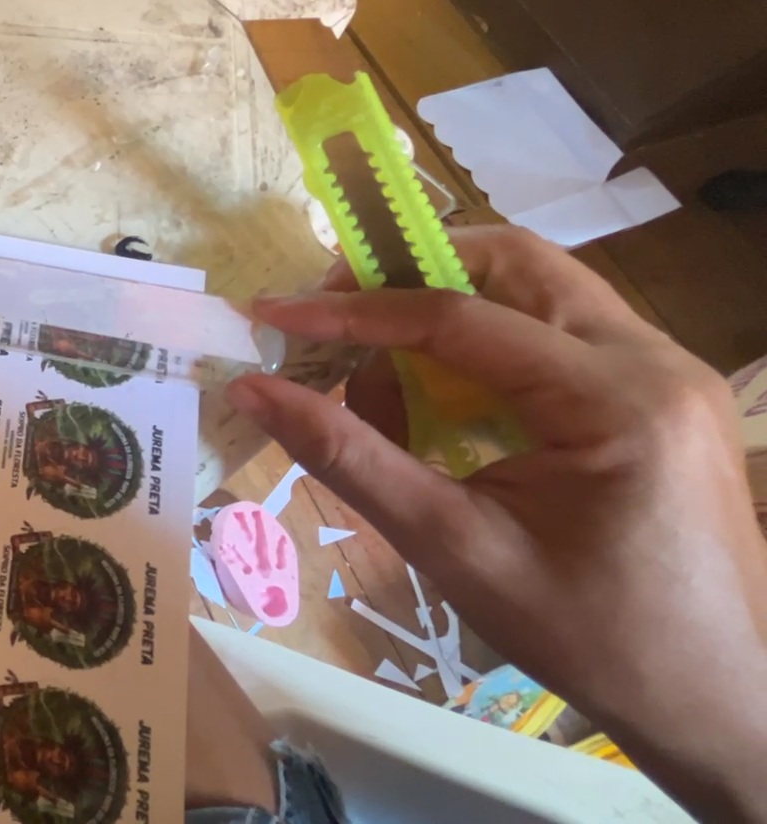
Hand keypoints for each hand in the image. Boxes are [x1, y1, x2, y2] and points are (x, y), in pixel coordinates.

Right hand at [226, 226, 766, 823]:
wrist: (731, 709)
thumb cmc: (590, 634)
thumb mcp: (449, 545)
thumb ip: (345, 456)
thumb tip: (251, 389)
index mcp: (614, 399)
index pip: (456, 315)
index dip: (350, 308)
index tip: (270, 313)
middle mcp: (649, 361)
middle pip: (510, 262)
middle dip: (405, 272)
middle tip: (329, 314)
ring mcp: (658, 373)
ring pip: (527, 289)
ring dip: (435, 308)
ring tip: (377, 378)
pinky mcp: (648, 395)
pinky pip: (541, 332)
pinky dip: (468, 344)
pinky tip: (433, 404)